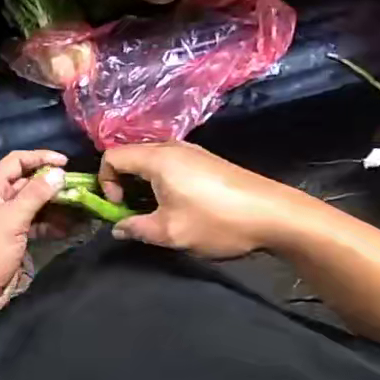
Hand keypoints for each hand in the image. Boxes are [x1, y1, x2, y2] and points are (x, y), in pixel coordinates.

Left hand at [0, 149, 69, 307]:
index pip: (16, 161)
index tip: (66, 163)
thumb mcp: (13, 219)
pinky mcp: (15, 236)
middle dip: (53, 184)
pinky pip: (37, 222)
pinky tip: (70, 228)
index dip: (40, 157)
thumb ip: (36, 194)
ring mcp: (7, 218)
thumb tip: (59, 173)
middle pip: (29, 181)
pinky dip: (52, 224)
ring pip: (36, 203)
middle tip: (78, 188)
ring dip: (56, 205)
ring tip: (80, 208)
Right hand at [98, 142, 301, 258]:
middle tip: (131, 211)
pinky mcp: (207, 161)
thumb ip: (137, 228)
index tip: (119, 207)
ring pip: (151, 160)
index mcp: (158, 158)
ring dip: (143, 184)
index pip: (112, 156)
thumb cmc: (217, 221)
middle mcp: (172, 147)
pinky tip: (178, 205)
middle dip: (122, 183)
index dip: (105, 182)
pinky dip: (161, 182)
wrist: (274, 214)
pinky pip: (170, 164)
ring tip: (154, 212)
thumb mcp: (170, 232)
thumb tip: (118, 227)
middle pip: (131, 155)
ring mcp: (192, 152)